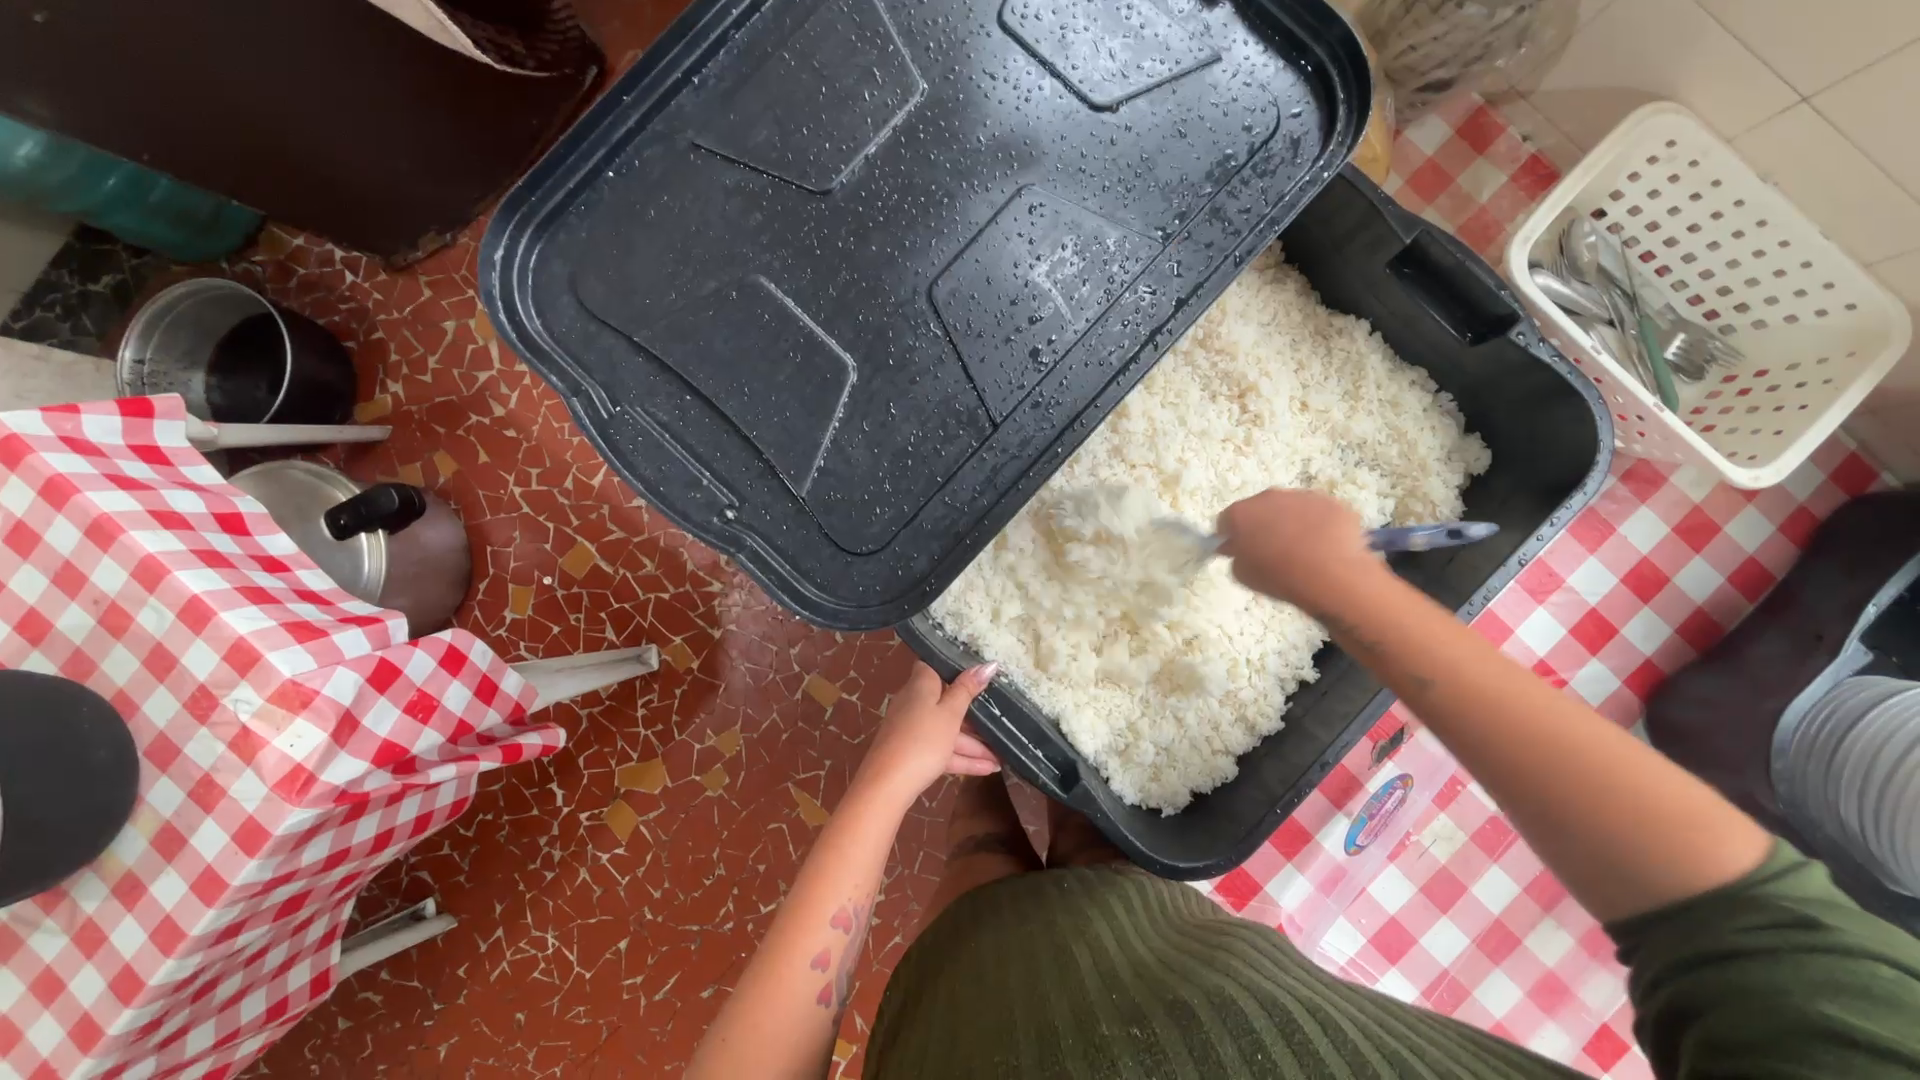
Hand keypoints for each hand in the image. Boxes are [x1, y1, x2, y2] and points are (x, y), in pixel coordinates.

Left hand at [856, 661, 1001, 802]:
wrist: (888, 784)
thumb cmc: (922, 740)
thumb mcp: (950, 713)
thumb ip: (968, 689)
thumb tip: (988, 664)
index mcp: (920, 685)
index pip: (934, 666)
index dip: (954, 667)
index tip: (978, 672)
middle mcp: (914, 703)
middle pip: (946, 702)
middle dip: (974, 715)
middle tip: (1000, 718)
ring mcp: (913, 729)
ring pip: (947, 730)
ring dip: (974, 743)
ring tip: (1002, 755)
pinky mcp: (914, 753)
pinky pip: (942, 749)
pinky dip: (963, 758)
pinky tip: (989, 768)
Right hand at [1215, 488, 1380, 611]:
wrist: (1330, 575)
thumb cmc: (1279, 577)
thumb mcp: (1243, 575)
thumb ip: (1236, 555)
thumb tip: (1238, 547)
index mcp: (1241, 513)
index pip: (1226, 520)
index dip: (1231, 536)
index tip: (1238, 550)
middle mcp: (1269, 497)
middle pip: (1259, 509)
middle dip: (1262, 525)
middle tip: (1271, 549)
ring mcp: (1302, 497)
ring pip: (1291, 508)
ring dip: (1291, 523)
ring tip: (1303, 550)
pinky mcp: (1331, 503)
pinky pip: (1319, 513)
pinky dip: (1319, 525)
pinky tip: (1325, 547)